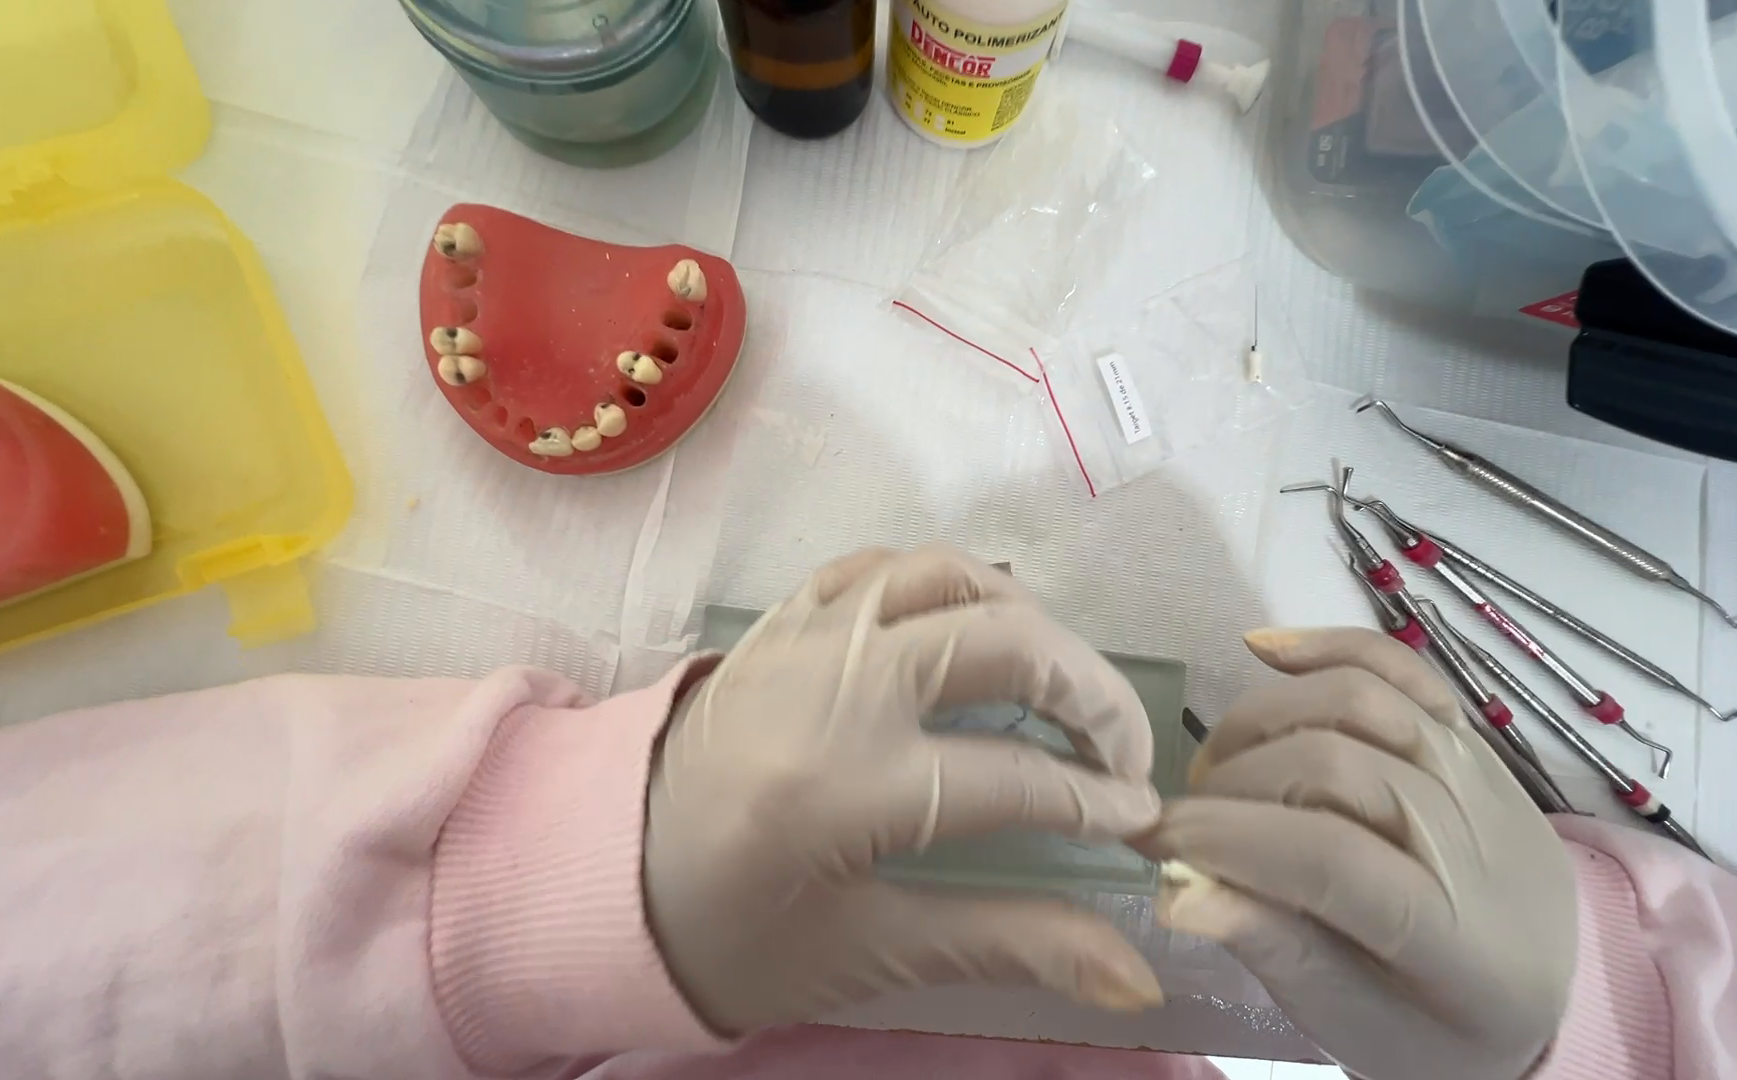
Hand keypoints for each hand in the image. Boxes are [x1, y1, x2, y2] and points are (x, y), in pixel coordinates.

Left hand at [643, 546, 1165, 1035]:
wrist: (600, 873)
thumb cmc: (729, 935)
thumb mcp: (866, 955)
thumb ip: (1008, 945)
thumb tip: (1135, 977)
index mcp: (843, 786)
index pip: (1012, 779)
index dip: (1095, 799)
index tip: (1136, 819)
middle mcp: (832, 684)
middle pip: (1002, 642)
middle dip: (1089, 691)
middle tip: (1120, 748)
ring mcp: (806, 633)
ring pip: (949, 576)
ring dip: (1025, 619)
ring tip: (1058, 680)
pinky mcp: (786, 617)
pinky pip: (883, 566)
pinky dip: (946, 584)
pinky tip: (970, 627)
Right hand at [1141, 628, 1576, 1079]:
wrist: (1537, 994)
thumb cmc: (1428, 1023)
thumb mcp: (1347, 1015)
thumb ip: (1267, 945)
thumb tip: (1173, 889)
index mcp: (1457, 933)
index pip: (1327, 858)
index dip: (1228, 839)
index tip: (1154, 840)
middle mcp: (1476, 832)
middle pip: (1331, 765)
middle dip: (1233, 785)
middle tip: (1187, 817)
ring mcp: (1476, 768)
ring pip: (1353, 699)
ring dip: (1260, 721)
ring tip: (1219, 765)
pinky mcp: (1463, 731)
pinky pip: (1395, 664)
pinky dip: (1325, 645)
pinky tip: (1261, 650)